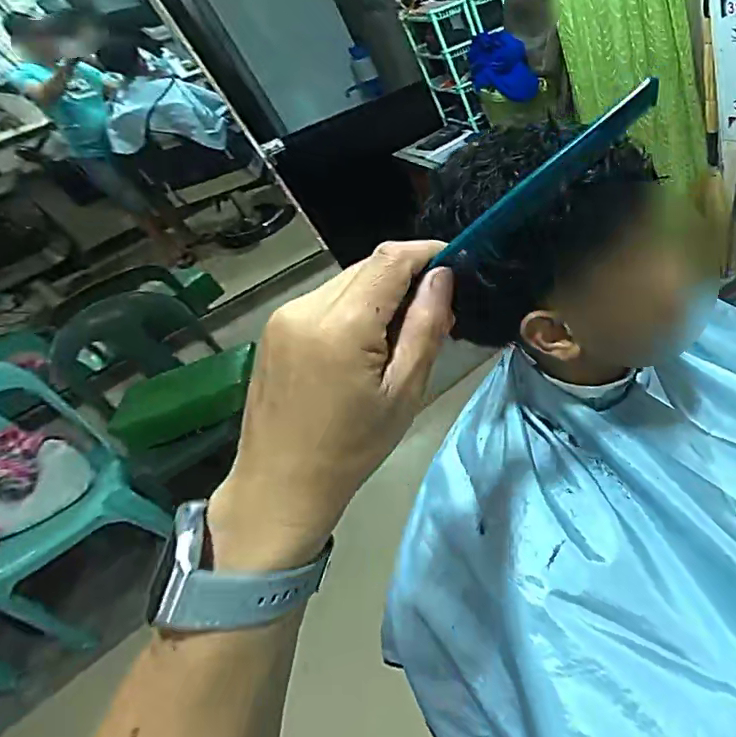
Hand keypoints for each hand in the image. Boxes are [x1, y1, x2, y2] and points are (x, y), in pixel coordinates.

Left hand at [208, 241, 453, 571]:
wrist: (280, 484)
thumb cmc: (353, 446)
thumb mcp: (406, 389)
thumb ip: (427, 326)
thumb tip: (444, 277)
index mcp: (341, 325)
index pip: (391, 260)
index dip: (428, 252)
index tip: (458, 263)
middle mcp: (306, 308)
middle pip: (369, 265)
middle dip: (410, 274)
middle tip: (440, 307)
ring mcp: (285, 316)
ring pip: (349, 279)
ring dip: (384, 289)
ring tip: (408, 327)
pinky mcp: (277, 327)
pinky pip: (329, 297)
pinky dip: (359, 303)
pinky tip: (372, 337)